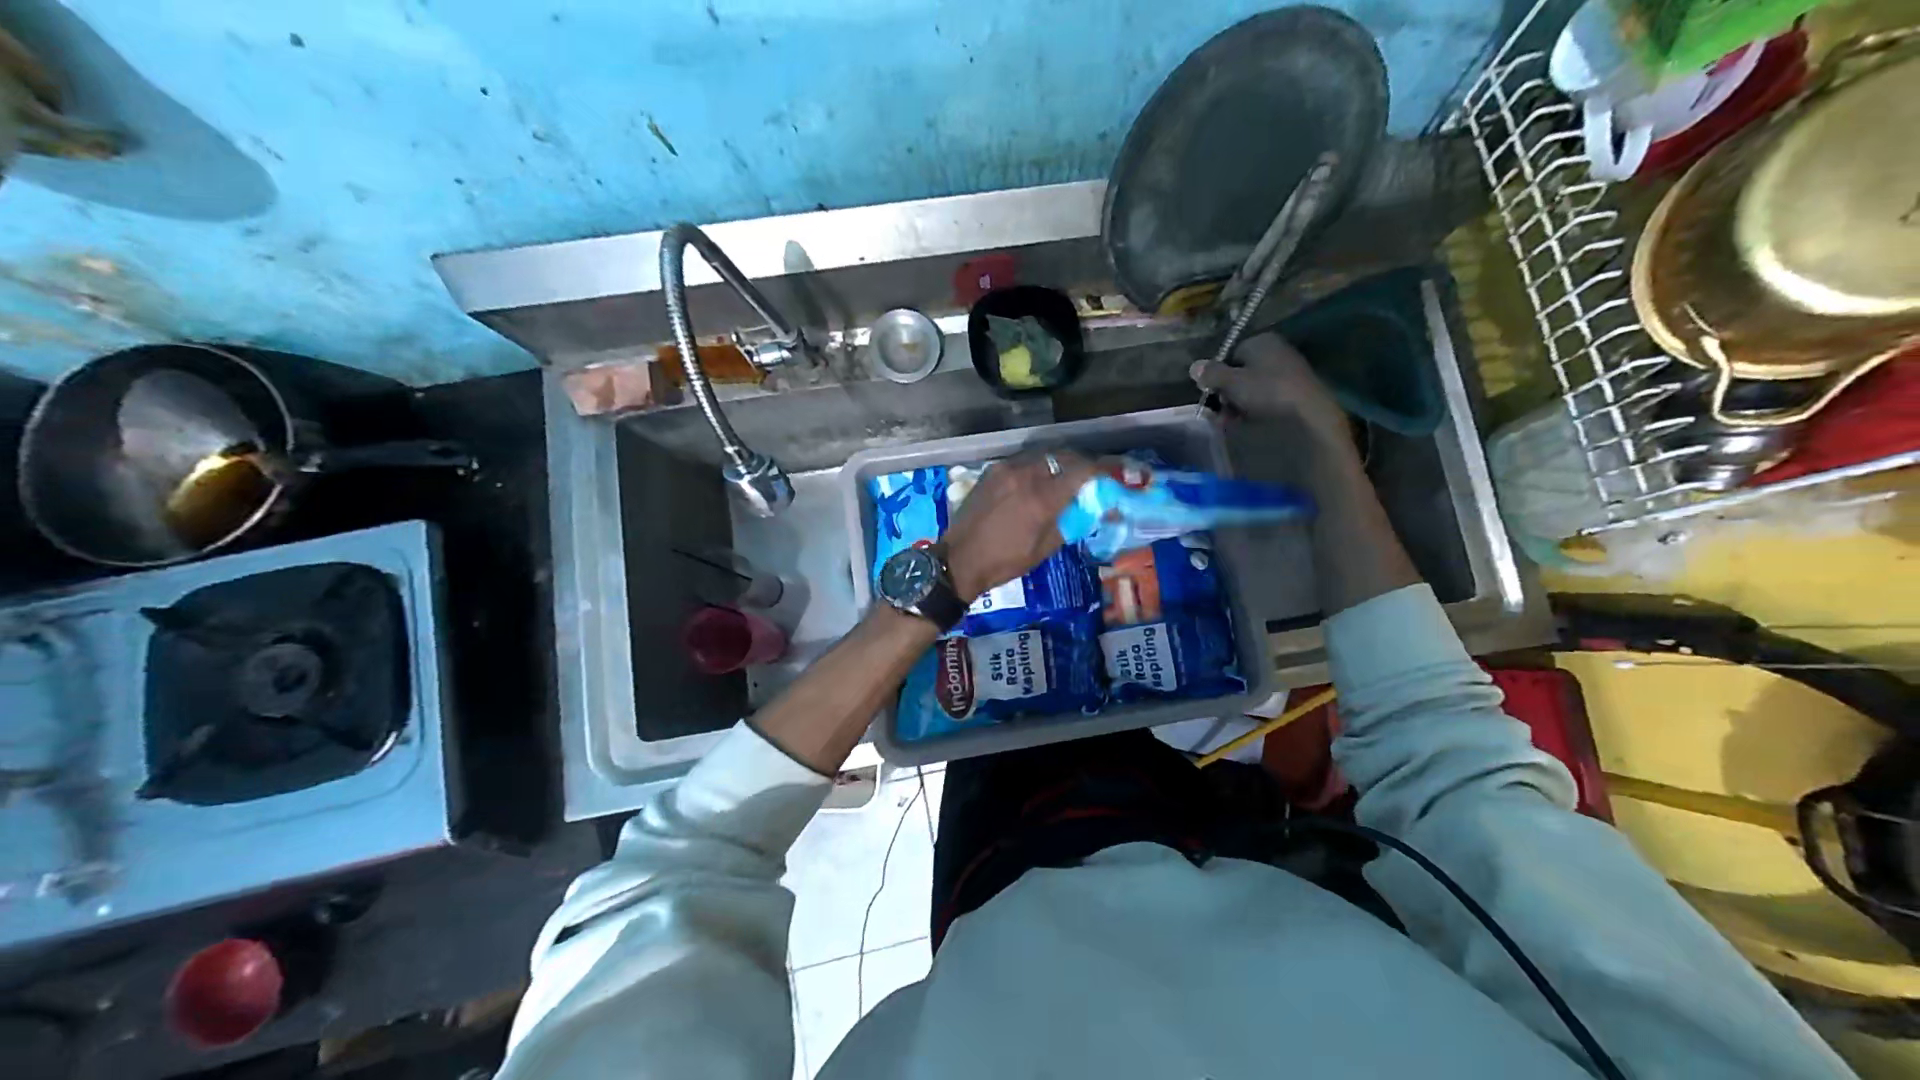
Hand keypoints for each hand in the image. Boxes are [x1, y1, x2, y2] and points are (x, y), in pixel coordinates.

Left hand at [941, 451, 1093, 601]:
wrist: (959, 560)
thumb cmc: (1005, 561)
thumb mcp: (1045, 547)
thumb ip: (1070, 521)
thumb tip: (1090, 508)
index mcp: (1042, 497)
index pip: (1082, 471)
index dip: (1102, 471)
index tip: (1111, 476)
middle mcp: (1025, 474)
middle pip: (1063, 455)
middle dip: (1081, 463)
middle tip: (1090, 475)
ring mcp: (1006, 469)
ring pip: (1042, 454)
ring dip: (1058, 462)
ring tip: (1065, 476)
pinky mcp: (991, 471)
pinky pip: (1022, 461)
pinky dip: (1036, 466)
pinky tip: (1038, 480)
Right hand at [1190, 332, 1346, 441]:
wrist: (1308, 415)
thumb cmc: (1266, 392)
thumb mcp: (1231, 383)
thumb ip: (1211, 374)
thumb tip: (1194, 366)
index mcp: (1261, 341)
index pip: (1230, 355)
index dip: (1219, 375)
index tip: (1213, 394)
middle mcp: (1276, 350)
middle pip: (1241, 372)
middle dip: (1228, 392)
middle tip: (1222, 412)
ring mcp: (1288, 371)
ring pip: (1253, 387)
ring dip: (1240, 404)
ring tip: (1233, 421)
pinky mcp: (1296, 391)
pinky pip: (1268, 397)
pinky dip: (1257, 408)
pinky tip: (1252, 421)